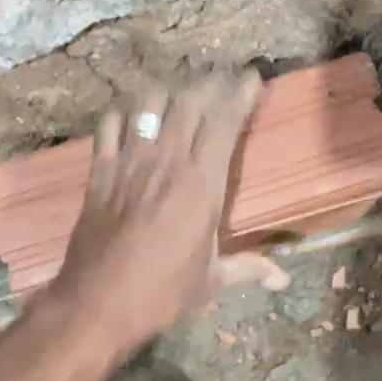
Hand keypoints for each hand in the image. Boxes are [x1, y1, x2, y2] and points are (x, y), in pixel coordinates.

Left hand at [45, 74, 289, 351]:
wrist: (98, 303)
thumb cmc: (162, 294)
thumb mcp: (211, 281)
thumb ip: (249, 269)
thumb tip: (283, 280)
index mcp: (202, 185)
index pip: (224, 121)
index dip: (239, 93)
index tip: (251, 78)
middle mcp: (167, 162)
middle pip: (189, 101)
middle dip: (208, 84)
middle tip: (219, 83)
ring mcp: (129, 162)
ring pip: (148, 102)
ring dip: (166, 91)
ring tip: (177, 93)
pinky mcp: (99, 172)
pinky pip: (109, 125)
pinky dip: (121, 114)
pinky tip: (129, 119)